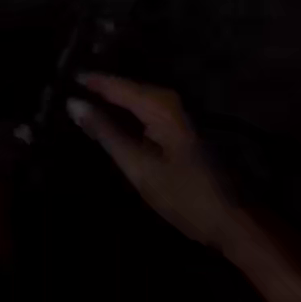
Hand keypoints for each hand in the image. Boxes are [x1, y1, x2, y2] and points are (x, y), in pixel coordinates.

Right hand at [67, 73, 243, 248]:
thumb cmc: (187, 195)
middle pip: (124, 87)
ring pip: (134, 98)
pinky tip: (111, 118)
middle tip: (68, 86)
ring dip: (111, 99)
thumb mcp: (139, 167)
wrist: (238, 225)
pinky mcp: (180, 127)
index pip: (112, 83)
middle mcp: (168, 100)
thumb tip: (73, 103)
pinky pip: (144, 109)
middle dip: (98, 86)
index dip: (87, 80)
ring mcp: (177, 113)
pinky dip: (125, 111)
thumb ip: (104, 132)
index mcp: (158, 104)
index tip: (62, 77)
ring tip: (84, 100)